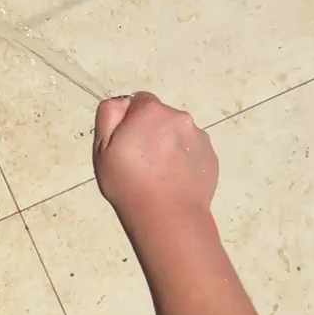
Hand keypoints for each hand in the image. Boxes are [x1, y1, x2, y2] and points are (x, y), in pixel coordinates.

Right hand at [93, 92, 216, 225]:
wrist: (167, 214)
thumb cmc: (128, 181)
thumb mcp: (102, 147)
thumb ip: (109, 115)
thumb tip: (121, 102)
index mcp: (152, 111)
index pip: (139, 100)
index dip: (129, 118)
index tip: (124, 140)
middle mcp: (180, 118)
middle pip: (160, 115)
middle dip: (150, 129)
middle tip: (137, 158)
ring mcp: (200, 137)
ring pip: (177, 132)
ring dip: (167, 143)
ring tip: (157, 171)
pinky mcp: (211, 156)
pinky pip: (191, 149)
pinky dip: (182, 158)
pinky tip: (171, 178)